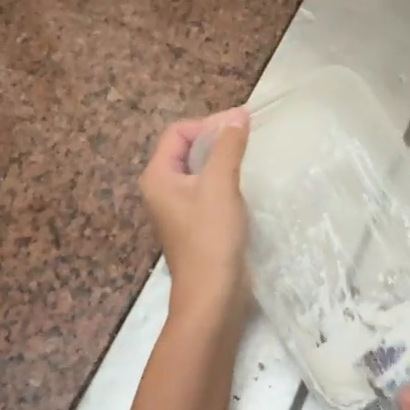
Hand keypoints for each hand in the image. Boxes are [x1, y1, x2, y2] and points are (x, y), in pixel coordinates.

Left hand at [138, 108, 250, 328]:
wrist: (213, 294)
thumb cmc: (210, 237)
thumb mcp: (220, 184)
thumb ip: (228, 146)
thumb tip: (238, 114)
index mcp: (158, 176)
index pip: (178, 132)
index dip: (208, 124)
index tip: (240, 127)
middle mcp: (163, 189)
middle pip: (188, 148)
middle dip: (217, 139)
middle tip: (249, 138)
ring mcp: (180, 207)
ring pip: (201, 169)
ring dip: (224, 160)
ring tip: (251, 158)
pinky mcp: (197, 223)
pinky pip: (210, 189)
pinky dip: (227, 180)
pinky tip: (247, 184)